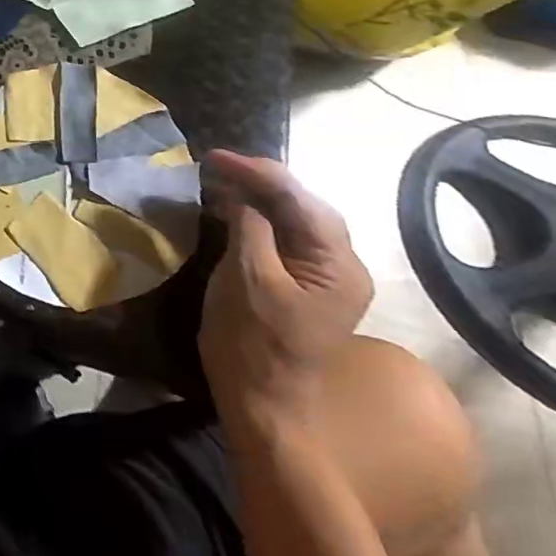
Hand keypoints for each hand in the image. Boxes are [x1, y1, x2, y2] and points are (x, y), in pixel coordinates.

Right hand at [198, 150, 372, 424]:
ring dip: (259, 196)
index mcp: (337, 265)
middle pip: (305, 207)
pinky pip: (285, 238)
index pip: (301, 201)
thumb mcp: (247, 277)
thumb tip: (242, 194)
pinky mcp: (303, 285)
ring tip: (219, 180)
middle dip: (261, 180)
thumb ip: (250, 229)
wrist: (262, 398)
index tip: (213, 157)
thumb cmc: (253, 339)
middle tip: (215, 164)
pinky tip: (232, 210)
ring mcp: (324, 278)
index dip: (258, 173)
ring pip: (296, 220)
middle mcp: (342, 267)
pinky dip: (258, 217)